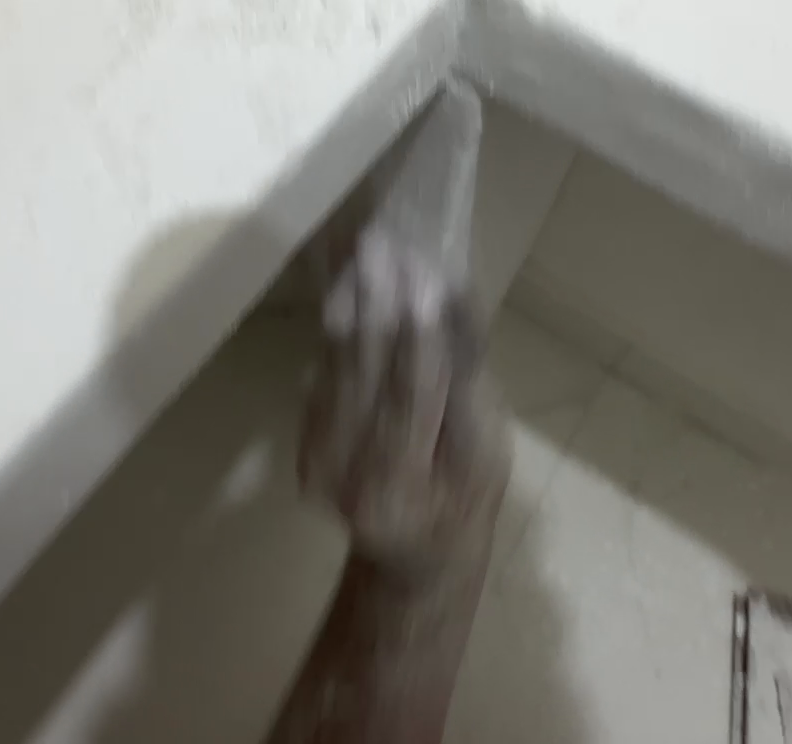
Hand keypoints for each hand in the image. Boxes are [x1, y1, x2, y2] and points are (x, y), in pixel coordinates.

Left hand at [299, 230, 509, 576]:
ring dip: (349, 297)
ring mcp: (316, 457)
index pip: (412, 391)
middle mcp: (347, 473)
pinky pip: (323, 368)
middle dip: (374, 297)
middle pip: (364, 368)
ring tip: (360, 245)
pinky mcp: (304, 439)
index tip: (420, 269)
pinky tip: (348, 280)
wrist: (412, 554)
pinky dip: (337, 321)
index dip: (417, 329)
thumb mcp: (488, 449)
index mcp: (403, 484)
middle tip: (381, 238)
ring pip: (336, 361)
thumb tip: (453, 301)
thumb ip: (467, 380)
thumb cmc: (467, 501)